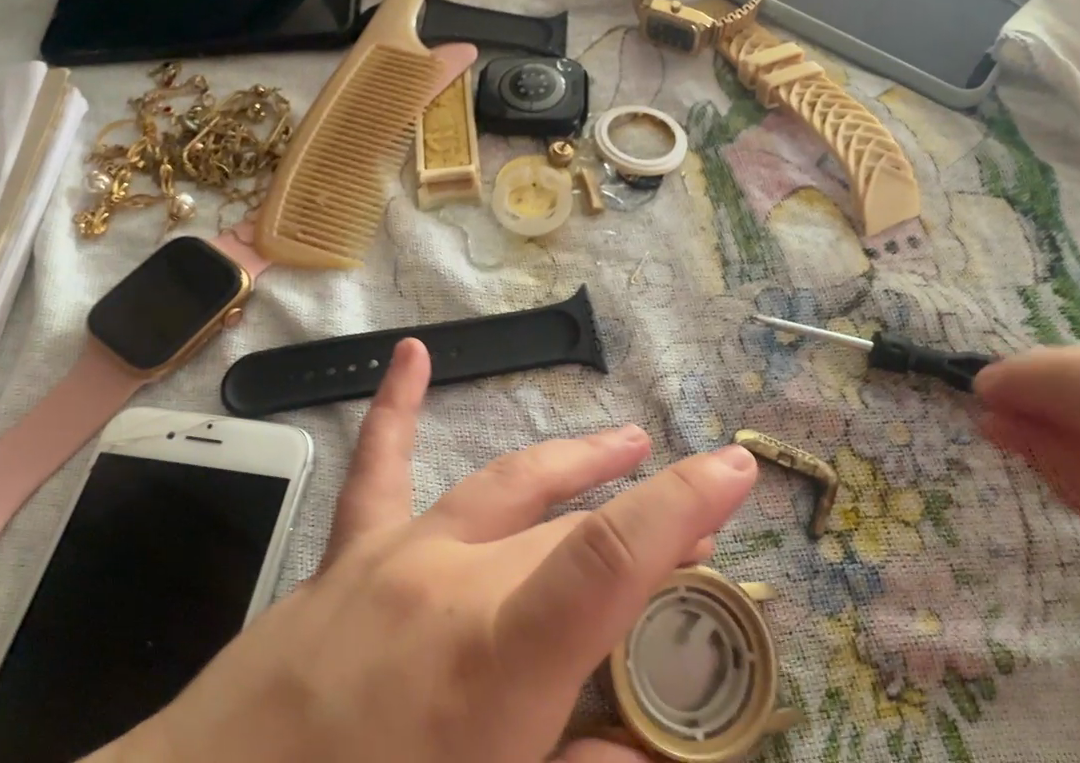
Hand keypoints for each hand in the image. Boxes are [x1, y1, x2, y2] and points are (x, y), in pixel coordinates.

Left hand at [106, 338, 758, 762]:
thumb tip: (647, 755)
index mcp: (495, 658)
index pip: (607, 558)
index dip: (680, 506)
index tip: (732, 466)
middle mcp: (451, 583)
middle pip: (570, 525)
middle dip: (645, 516)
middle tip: (698, 524)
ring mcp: (395, 555)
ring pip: (504, 485)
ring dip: (572, 462)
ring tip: (623, 440)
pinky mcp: (347, 556)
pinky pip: (377, 468)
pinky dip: (396, 408)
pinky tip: (409, 356)